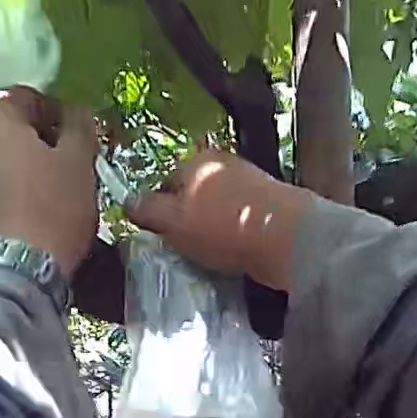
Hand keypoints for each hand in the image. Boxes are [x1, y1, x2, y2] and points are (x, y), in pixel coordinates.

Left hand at [0, 87, 98, 274]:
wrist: (24, 262)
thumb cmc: (54, 204)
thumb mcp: (79, 161)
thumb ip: (80, 127)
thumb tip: (80, 112)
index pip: (35, 98)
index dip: (65, 118)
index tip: (86, 143)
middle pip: (17, 123)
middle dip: (47, 138)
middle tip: (76, 163)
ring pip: (9, 148)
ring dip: (35, 158)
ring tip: (61, 183)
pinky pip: (0, 170)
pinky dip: (20, 177)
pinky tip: (42, 197)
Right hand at [126, 152, 309, 290]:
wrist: (287, 238)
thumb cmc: (222, 227)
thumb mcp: (174, 221)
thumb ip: (149, 211)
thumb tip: (129, 203)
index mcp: (197, 161)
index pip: (166, 183)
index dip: (160, 212)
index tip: (163, 238)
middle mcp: (226, 165)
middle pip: (196, 196)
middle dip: (191, 220)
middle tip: (189, 250)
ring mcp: (253, 184)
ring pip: (222, 209)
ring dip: (216, 230)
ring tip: (215, 256)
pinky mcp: (275, 206)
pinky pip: (244, 221)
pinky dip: (238, 236)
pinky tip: (239, 255)